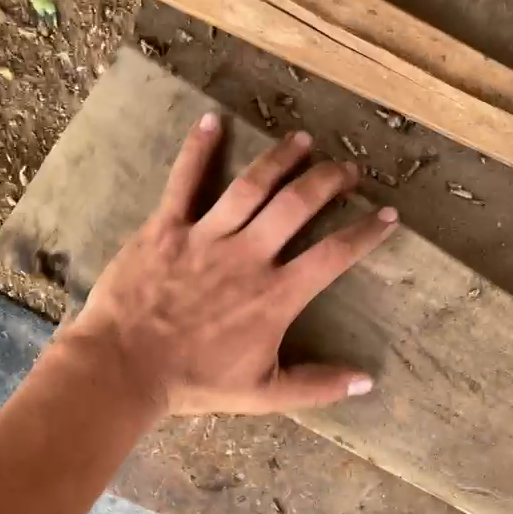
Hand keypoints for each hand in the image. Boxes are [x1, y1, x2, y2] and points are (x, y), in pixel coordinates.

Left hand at [60, 115, 397, 416]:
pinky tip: (213, 121)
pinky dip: (199, 150)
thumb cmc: (196, 382)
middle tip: (348, 170)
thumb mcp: (265, 393)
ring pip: (252, 187)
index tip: (388, 215)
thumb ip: (318, 385)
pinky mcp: (166, 228)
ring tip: (303, 141)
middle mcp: (248, 256)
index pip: (334, 255)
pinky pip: (185, 181)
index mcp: (277, 294)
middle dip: (328, 182)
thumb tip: (366, 383)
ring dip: (281, 160)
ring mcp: (206, 237)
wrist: (124, 368)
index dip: (366, 232)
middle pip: (297, 206)